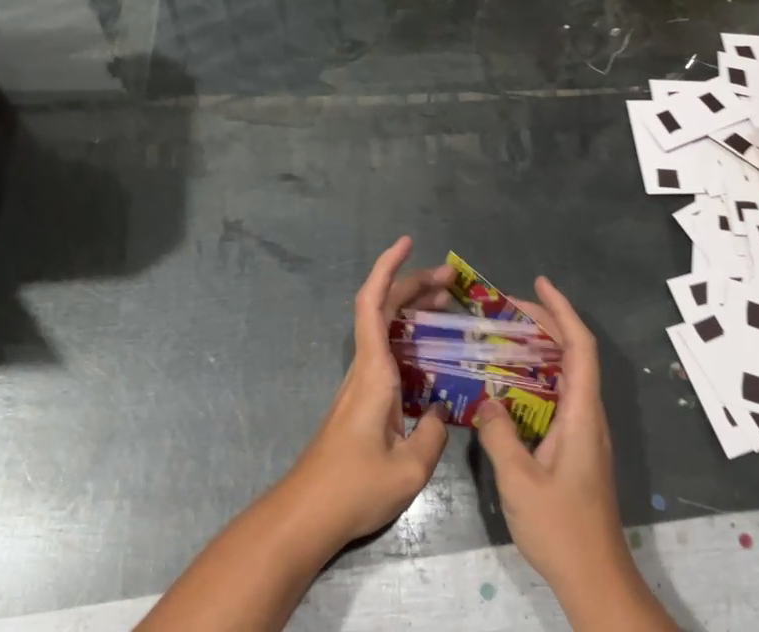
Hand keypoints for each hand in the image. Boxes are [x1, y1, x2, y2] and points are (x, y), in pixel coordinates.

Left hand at [278, 237, 454, 544]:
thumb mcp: (410, 468)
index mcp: (374, 373)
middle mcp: (364, 369)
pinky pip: (388, 355)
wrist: (305, 515)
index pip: (374, 304)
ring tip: (450, 309)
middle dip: (414, 285)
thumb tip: (442, 409)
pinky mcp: (362, 403)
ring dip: (413, 311)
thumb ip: (434, 432)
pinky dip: (410, 341)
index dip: (388, 268)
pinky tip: (434, 355)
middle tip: (453, 282)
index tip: (408, 243)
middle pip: (382, 309)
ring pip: (384, 331)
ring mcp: (360, 385)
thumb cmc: (353, 488)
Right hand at [474, 277, 631, 588]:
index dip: (561, 311)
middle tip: (504, 310)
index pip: (579, 347)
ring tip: (501, 340)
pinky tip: (506, 389)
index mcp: (582, 414)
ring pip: (566, 377)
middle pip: (574, 354)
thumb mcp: (520, 480)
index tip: (538, 284)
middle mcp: (588, 415)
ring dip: (539, 352)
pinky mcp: (576, 449)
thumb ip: (499, 434)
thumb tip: (484, 400)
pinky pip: (557, 399)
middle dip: (544, 324)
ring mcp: (585, 433)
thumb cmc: (561, 527)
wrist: (594, 575)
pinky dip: (535, 382)